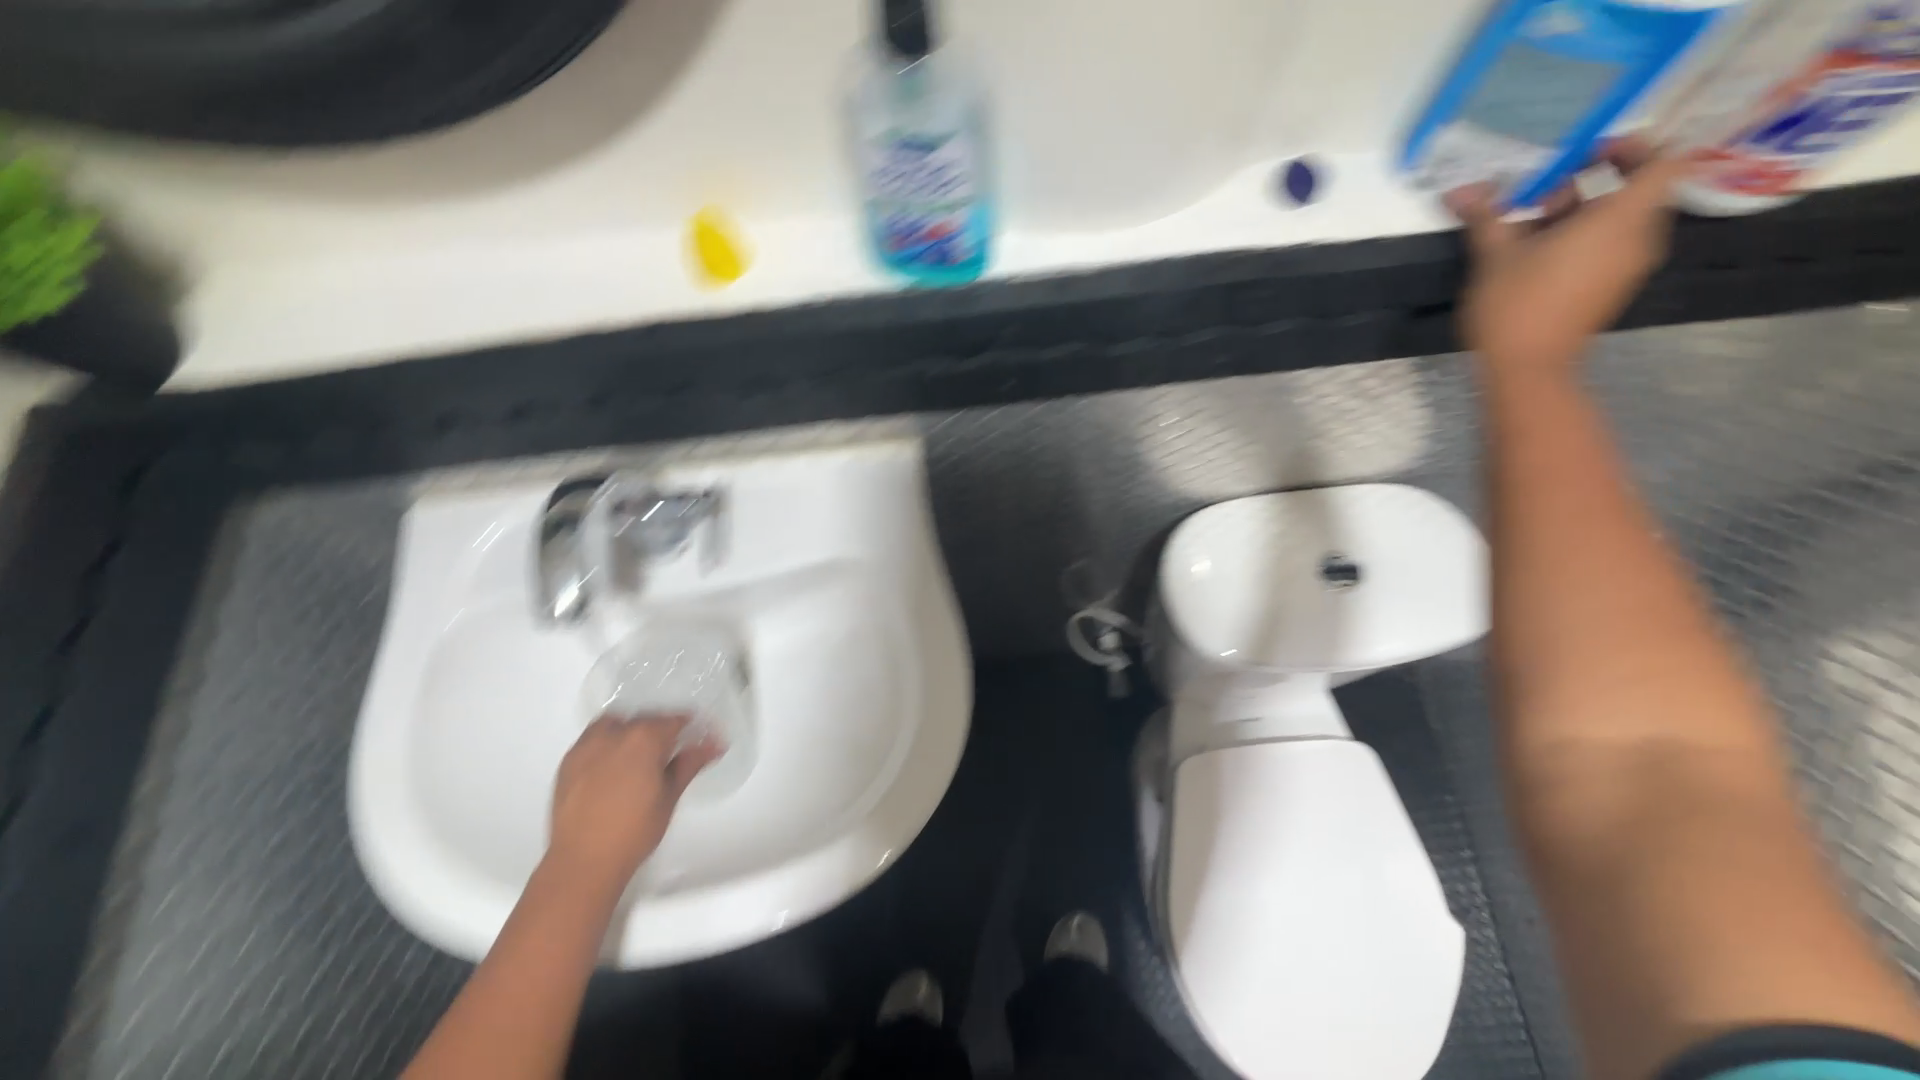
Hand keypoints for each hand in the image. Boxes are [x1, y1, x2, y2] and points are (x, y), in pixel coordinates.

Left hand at [547, 714, 722, 893]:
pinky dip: (607, 744)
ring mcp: (586, 746)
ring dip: (632, 732)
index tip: (700, 739)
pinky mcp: (568, 761)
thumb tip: (713, 743)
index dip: (691, 728)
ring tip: (640, 757)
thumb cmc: (635, 831)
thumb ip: (690, 763)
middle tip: (672, 753)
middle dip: (662, 731)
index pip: (675, 720)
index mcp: (644, 738)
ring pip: (615, 724)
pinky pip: (592, 740)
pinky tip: (613, 767)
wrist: (584, 860)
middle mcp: (613, 733)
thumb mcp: (670, 797)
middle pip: (645, 719)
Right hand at [1445, 141, 1693, 374]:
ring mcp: (1628, 266)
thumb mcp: (1494, 254)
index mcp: (1620, 220)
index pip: (1664, 162)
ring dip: (1584, 211)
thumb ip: (1485, 215)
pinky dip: (1585, 238)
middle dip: (1594, 181)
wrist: (1526, 369)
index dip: (1635, 147)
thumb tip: (1458, 190)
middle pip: (1637, 189)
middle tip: (1546, 193)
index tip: (1590, 152)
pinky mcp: (1613, 288)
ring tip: (1535, 226)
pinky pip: (1612, 246)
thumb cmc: (1516, 305)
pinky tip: (1540, 253)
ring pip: (1621, 219)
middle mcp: (1637, 239)